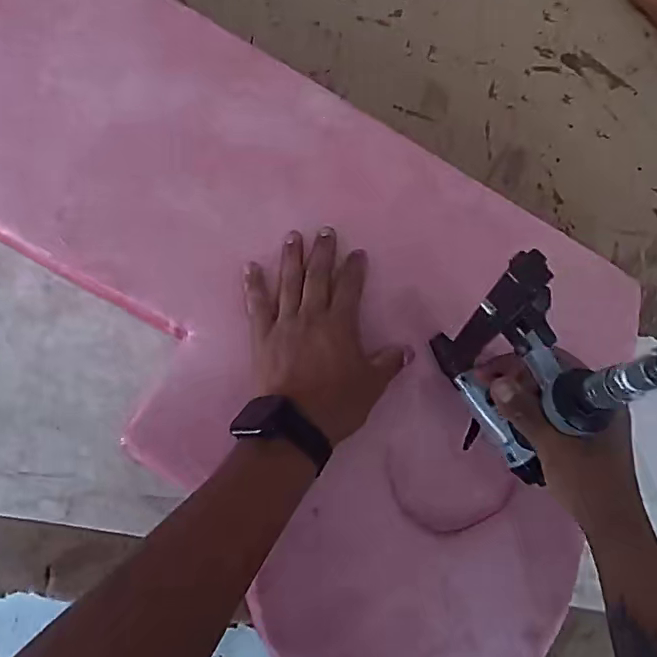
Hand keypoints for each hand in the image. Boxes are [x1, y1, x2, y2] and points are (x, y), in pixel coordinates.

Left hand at [244, 229, 407, 445]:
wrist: (294, 424)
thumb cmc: (338, 403)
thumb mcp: (372, 384)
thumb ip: (388, 363)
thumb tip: (406, 350)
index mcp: (340, 325)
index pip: (350, 288)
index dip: (355, 269)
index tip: (357, 253)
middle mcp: (312, 316)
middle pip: (318, 277)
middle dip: (323, 253)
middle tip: (325, 231)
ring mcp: (284, 324)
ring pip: (288, 283)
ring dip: (291, 258)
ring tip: (293, 237)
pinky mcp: (262, 337)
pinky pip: (257, 305)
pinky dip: (254, 285)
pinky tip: (251, 267)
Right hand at [477, 352, 647, 537]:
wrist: (611, 526)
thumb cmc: (588, 484)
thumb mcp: (552, 445)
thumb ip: (526, 414)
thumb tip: (498, 384)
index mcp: (599, 396)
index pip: (558, 363)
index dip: (521, 363)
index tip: (491, 371)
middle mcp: (598, 403)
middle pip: (553, 379)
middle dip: (518, 381)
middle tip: (486, 389)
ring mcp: (593, 421)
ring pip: (552, 399)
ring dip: (523, 400)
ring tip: (494, 406)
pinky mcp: (585, 438)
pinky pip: (555, 416)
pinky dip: (534, 417)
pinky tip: (514, 426)